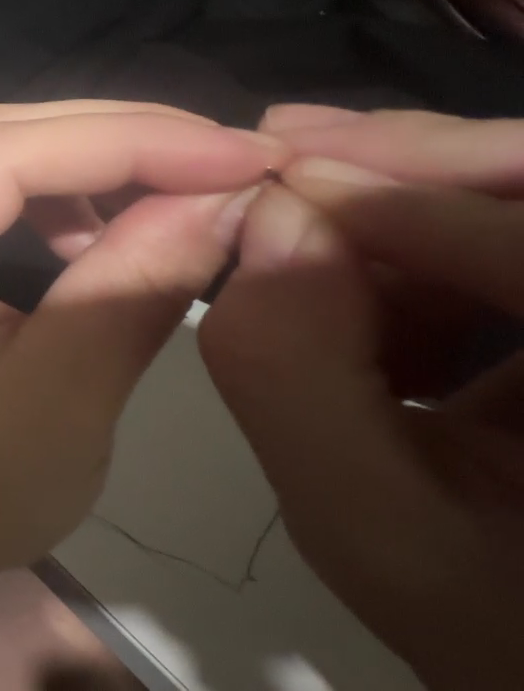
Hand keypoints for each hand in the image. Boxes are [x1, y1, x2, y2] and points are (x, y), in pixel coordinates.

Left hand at [0, 101, 284, 618]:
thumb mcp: (62, 397)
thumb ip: (135, 285)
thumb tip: (225, 194)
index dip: (126, 138)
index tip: (244, 150)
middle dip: (110, 136)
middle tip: (226, 157)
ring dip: (77, 161)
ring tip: (171, 195)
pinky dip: (37, 193)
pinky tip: (91, 229)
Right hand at [199, 107, 523, 689]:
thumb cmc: (477, 621)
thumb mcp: (362, 518)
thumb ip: (290, 372)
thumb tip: (265, 222)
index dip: (424, 208)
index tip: (280, 179)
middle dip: (426, 163)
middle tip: (288, 142)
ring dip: (412, 194)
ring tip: (296, 192)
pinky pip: (516, 250)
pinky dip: (427, 239)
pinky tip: (352, 261)